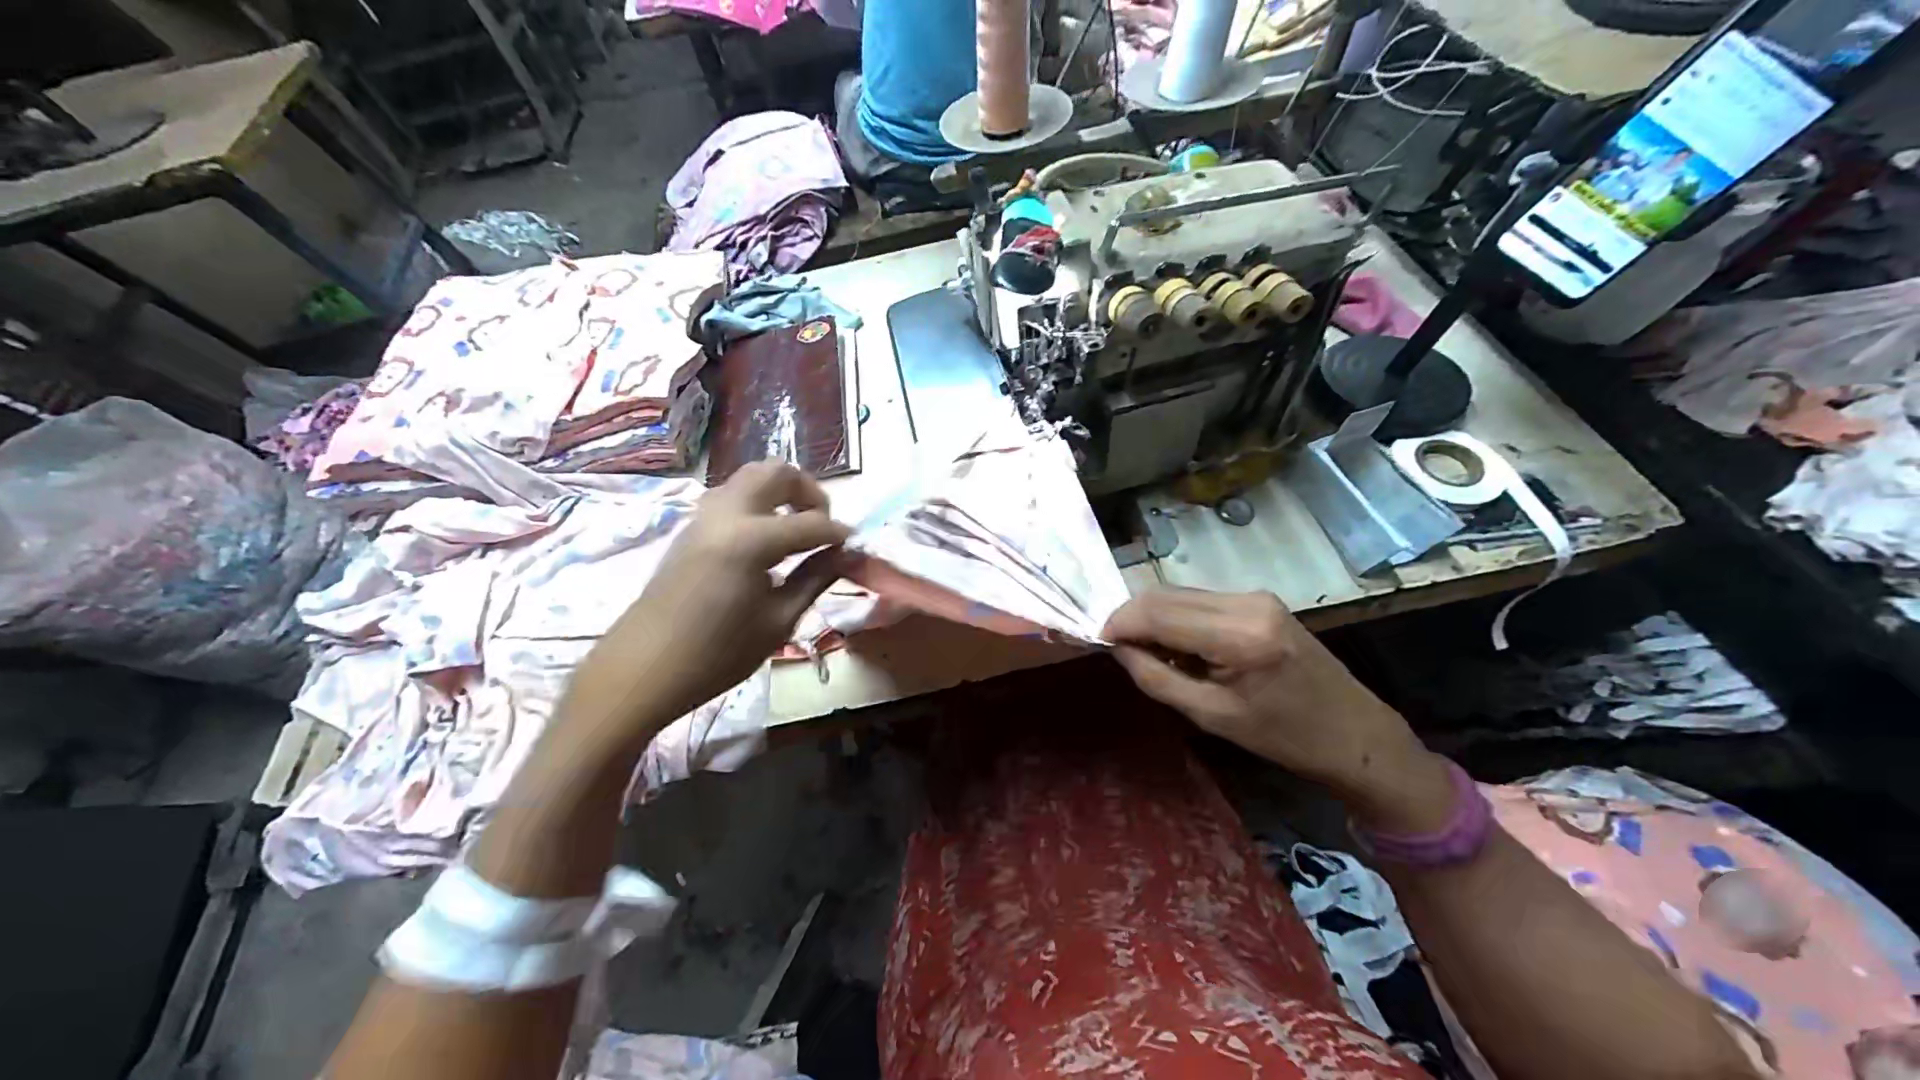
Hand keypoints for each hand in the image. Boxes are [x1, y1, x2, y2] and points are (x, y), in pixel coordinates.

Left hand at [561, 462, 849, 740]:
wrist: (644, 668)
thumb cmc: (717, 654)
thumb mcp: (778, 621)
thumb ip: (815, 579)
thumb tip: (844, 555)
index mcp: (751, 539)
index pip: (812, 522)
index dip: (839, 534)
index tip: (854, 548)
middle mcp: (726, 514)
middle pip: (777, 472)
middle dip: (809, 492)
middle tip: (822, 526)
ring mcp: (703, 516)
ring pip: (750, 476)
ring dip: (780, 492)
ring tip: (795, 530)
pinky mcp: (690, 527)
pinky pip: (731, 495)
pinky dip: (757, 503)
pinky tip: (765, 542)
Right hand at [1103, 588, 1451, 830]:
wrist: (1353, 733)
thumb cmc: (1283, 736)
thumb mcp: (1210, 716)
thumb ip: (1156, 677)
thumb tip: (1116, 648)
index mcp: (1237, 634)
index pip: (1156, 611)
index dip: (1118, 623)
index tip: (1096, 642)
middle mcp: (1245, 602)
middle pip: (1164, 594)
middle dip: (1132, 617)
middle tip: (1117, 649)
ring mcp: (1255, 596)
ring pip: (1180, 593)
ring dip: (1154, 617)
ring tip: (1149, 653)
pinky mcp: (1259, 600)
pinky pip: (1200, 600)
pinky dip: (1178, 617)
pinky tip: (1179, 646)